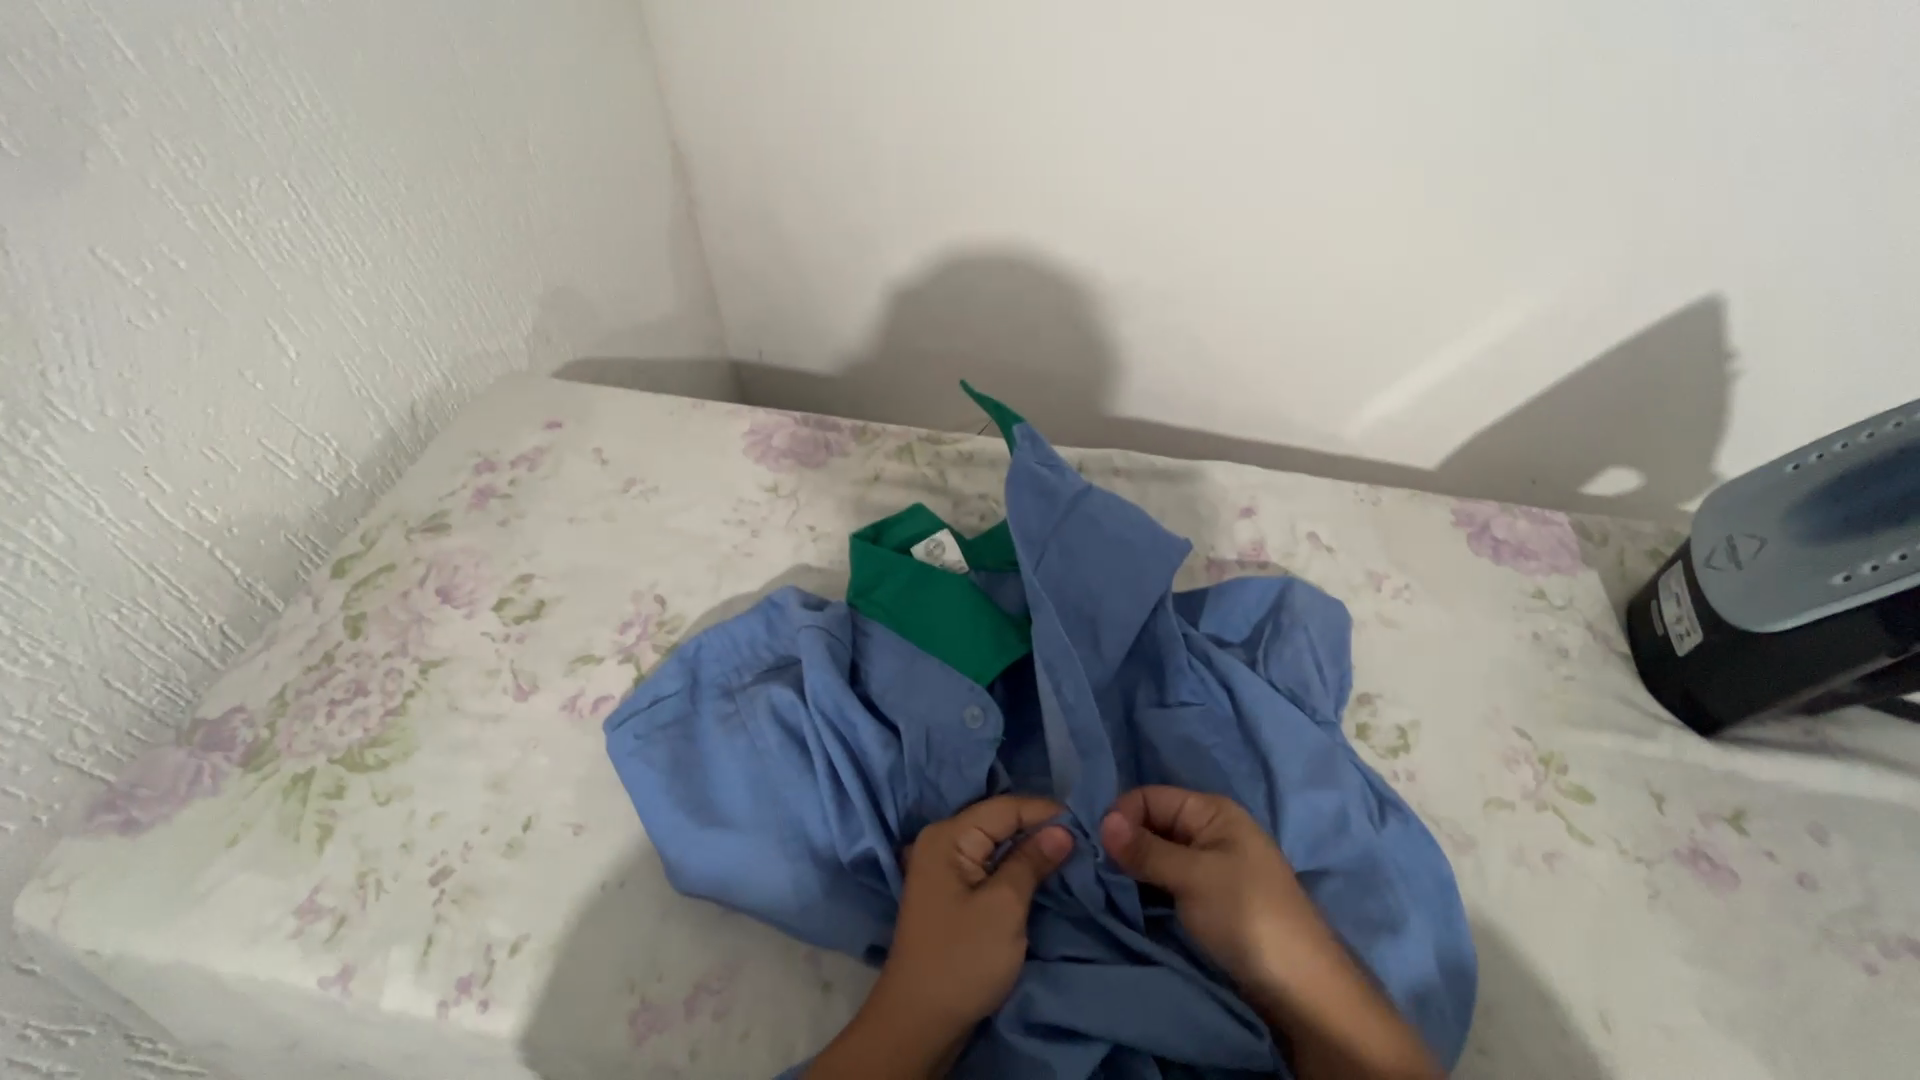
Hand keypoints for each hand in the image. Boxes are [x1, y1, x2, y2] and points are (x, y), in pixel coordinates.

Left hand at [806, 796, 1072, 1078]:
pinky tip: (1041, 871)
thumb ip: (1031, 861)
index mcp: (948, 836)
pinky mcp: (951, 892)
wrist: (920, 1020)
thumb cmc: (963, 959)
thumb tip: (1063, 830)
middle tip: (1085, 836)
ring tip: (1071, 851)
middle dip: (1040, 827)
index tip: (1088, 821)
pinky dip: (1015, 866)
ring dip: (1030, 847)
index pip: (1005, 807)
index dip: (1047, 812)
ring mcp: (944, 868)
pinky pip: (989, 865)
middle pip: (999, 821)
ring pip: (996, 843)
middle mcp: (941, 841)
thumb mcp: (1004, 907)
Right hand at [1099, 785, 1330, 994]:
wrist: (1300, 987)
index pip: (1149, 796)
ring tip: (1106, 888)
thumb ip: (1146, 849)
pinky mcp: (1207, 897)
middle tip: (1095, 871)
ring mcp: (1209, 866)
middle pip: (1151, 823)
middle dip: (1123, 843)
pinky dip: (1145, 887)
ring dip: (1132, 869)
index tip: (1097, 849)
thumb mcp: (1192, 876)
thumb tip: (1102, 821)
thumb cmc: (1246, 916)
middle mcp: (1209, 831)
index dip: (1121, 817)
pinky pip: (1165, 880)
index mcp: (1211, 811)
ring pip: (1156, 854)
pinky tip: (1128, 901)